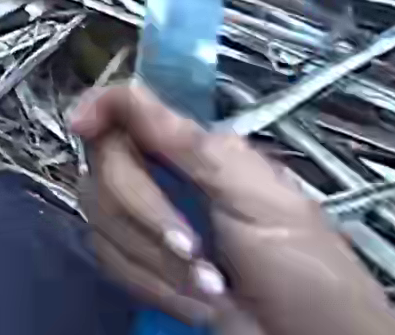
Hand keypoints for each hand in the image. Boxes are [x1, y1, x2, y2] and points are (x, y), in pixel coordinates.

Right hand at [70, 84, 394, 334]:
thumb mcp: (265, 204)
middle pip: (104, 157)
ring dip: (153, 254)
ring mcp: (144, 219)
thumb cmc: (312, 281)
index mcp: (191, 150)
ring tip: (210, 289)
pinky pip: (104, 251)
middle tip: (194, 248)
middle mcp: (160, 175)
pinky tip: (192, 304)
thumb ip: (192, 144)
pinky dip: (149, 282)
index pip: (125, 105)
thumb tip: (125, 89)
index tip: (82, 126)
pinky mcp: (135, 262)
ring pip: (97, 205)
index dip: (97, 106)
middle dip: (144, 207)